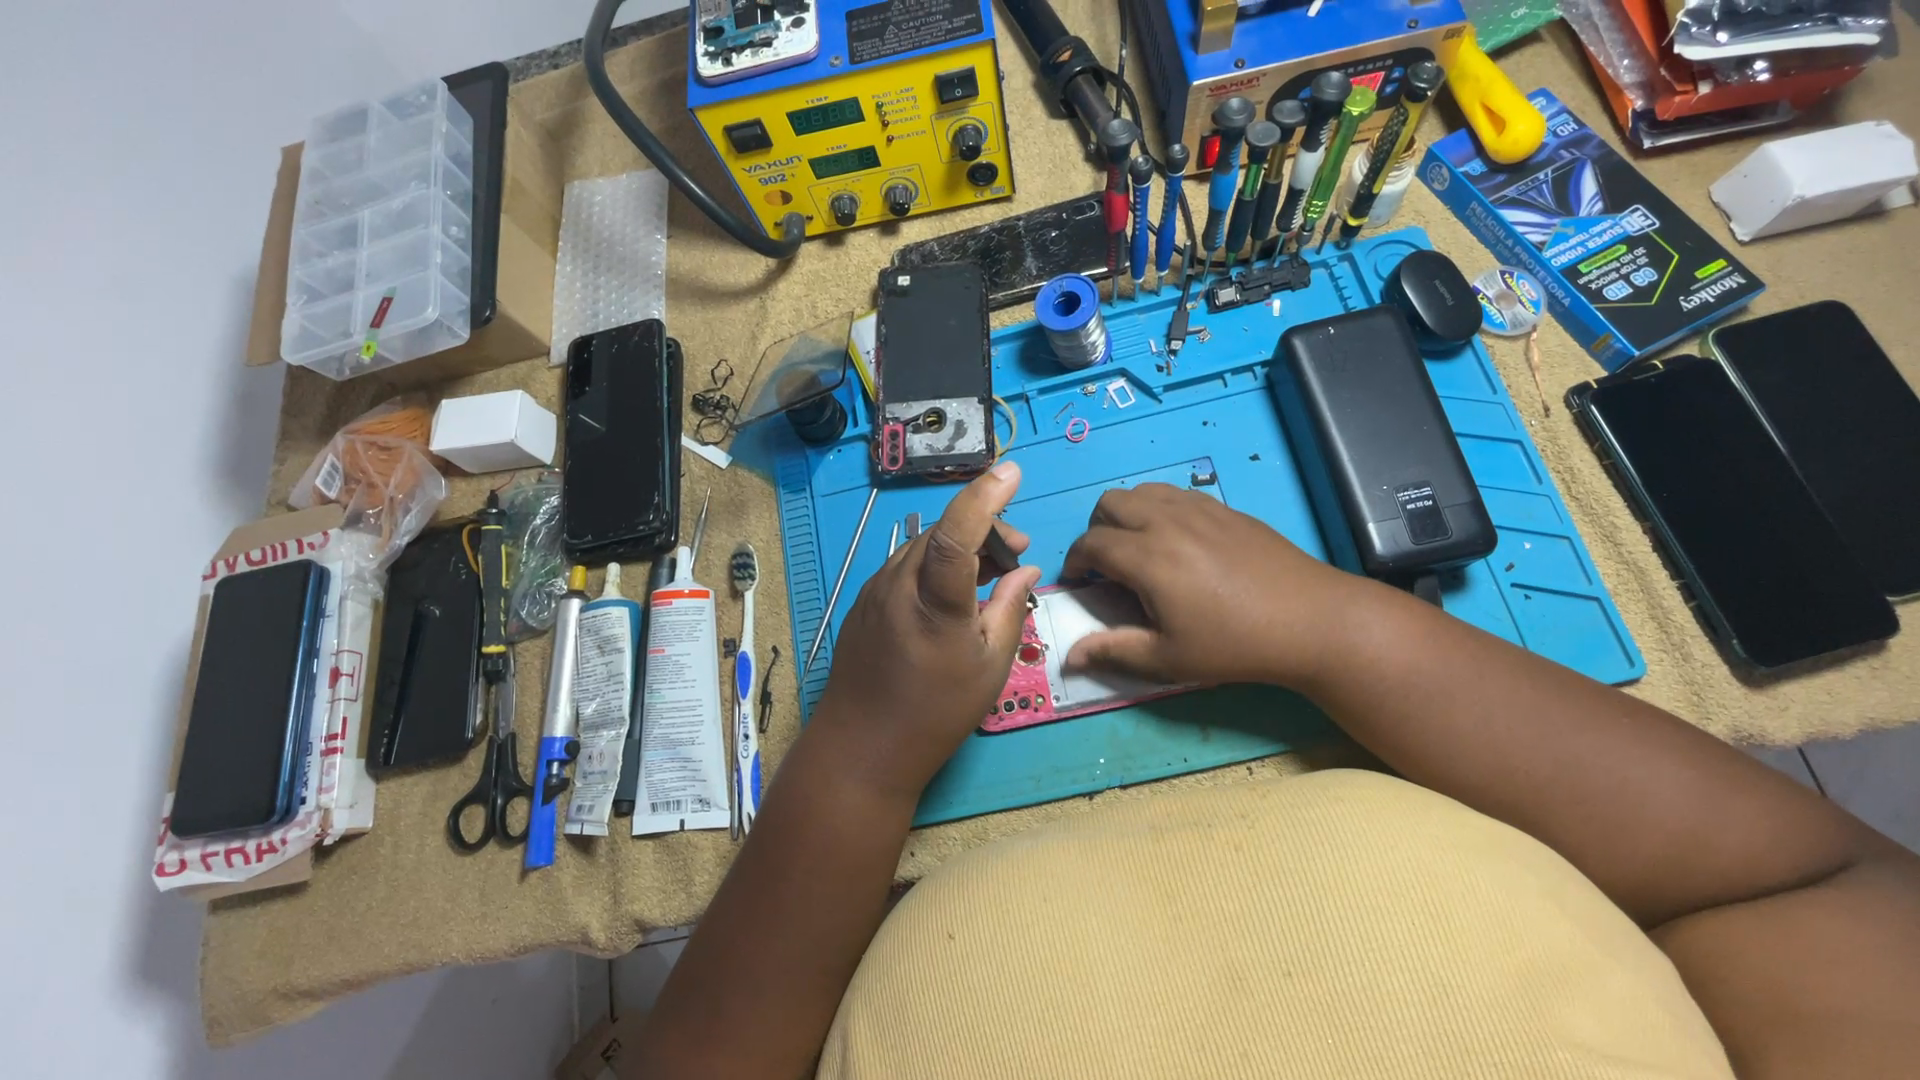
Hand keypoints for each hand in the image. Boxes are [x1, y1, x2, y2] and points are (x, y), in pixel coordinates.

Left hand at [811, 462, 1043, 801]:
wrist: (860, 749)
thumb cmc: (935, 714)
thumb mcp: (988, 667)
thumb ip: (1010, 609)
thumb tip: (1026, 569)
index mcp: (934, 602)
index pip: (959, 532)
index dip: (985, 497)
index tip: (1012, 472)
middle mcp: (898, 584)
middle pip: (944, 533)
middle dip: (985, 529)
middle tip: (1019, 553)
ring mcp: (874, 592)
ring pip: (923, 547)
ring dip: (961, 547)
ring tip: (992, 574)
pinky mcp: (864, 603)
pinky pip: (906, 567)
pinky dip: (935, 565)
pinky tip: (953, 593)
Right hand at [1060, 483, 1371, 689]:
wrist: (1310, 620)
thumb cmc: (1234, 644)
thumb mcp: (1169, 658)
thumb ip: (1115, 651)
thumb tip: (1069, 655)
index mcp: (1147, 557)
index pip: (1090, 544)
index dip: (1074, 562)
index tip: (1078, 583)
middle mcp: (1166, 521)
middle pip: (1109, 503)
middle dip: (1096, 530)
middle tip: (1107, 565)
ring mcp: (1198, 509)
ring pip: (1141, 491)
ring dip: (1125, 514)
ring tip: (1138, 548)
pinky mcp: (1224, 508)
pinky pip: (1174, 493)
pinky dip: (1158, 508)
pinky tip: (1176, 541)